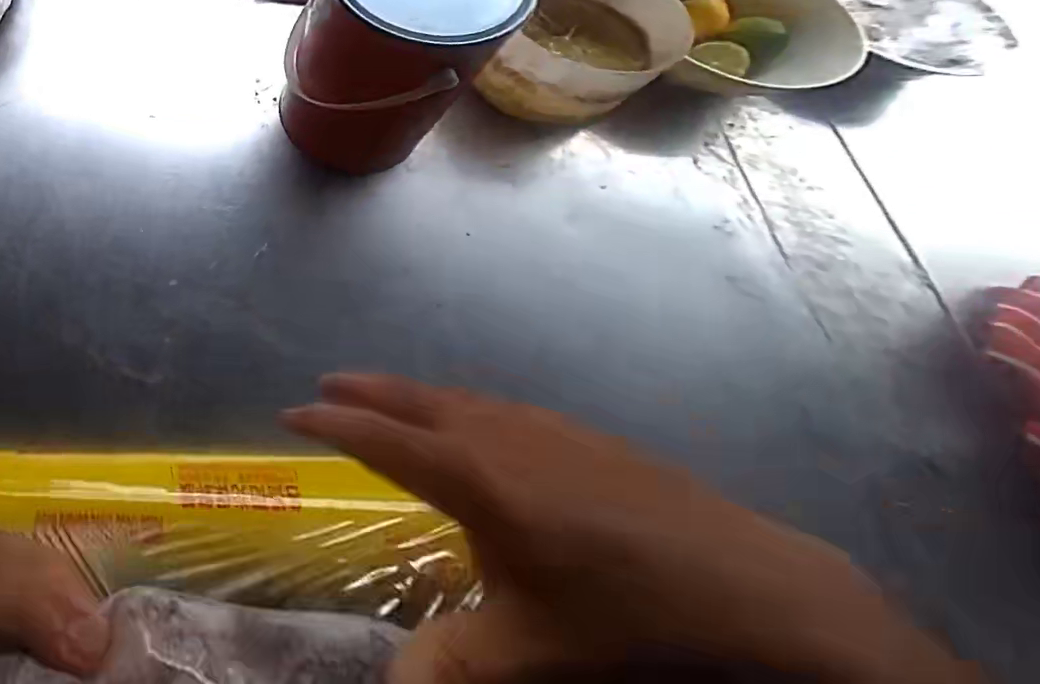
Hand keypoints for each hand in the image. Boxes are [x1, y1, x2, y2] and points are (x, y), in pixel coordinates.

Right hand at [283, 374, 976, 683]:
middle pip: (409, 399)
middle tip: (325, 384)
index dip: (330, 424)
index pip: (379, 439)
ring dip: (407, 392)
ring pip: (450, 396)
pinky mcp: (571, 430)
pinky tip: (465, 418)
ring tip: (382, 395)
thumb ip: (450, 664)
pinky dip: (453, 403)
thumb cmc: (624, 613)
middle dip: (362, 390)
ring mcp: (535, 425)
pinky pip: (488, 404)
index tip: (290, 413)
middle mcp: (492, 435)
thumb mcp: (529, 650)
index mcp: (470, 476)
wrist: (749, 582)